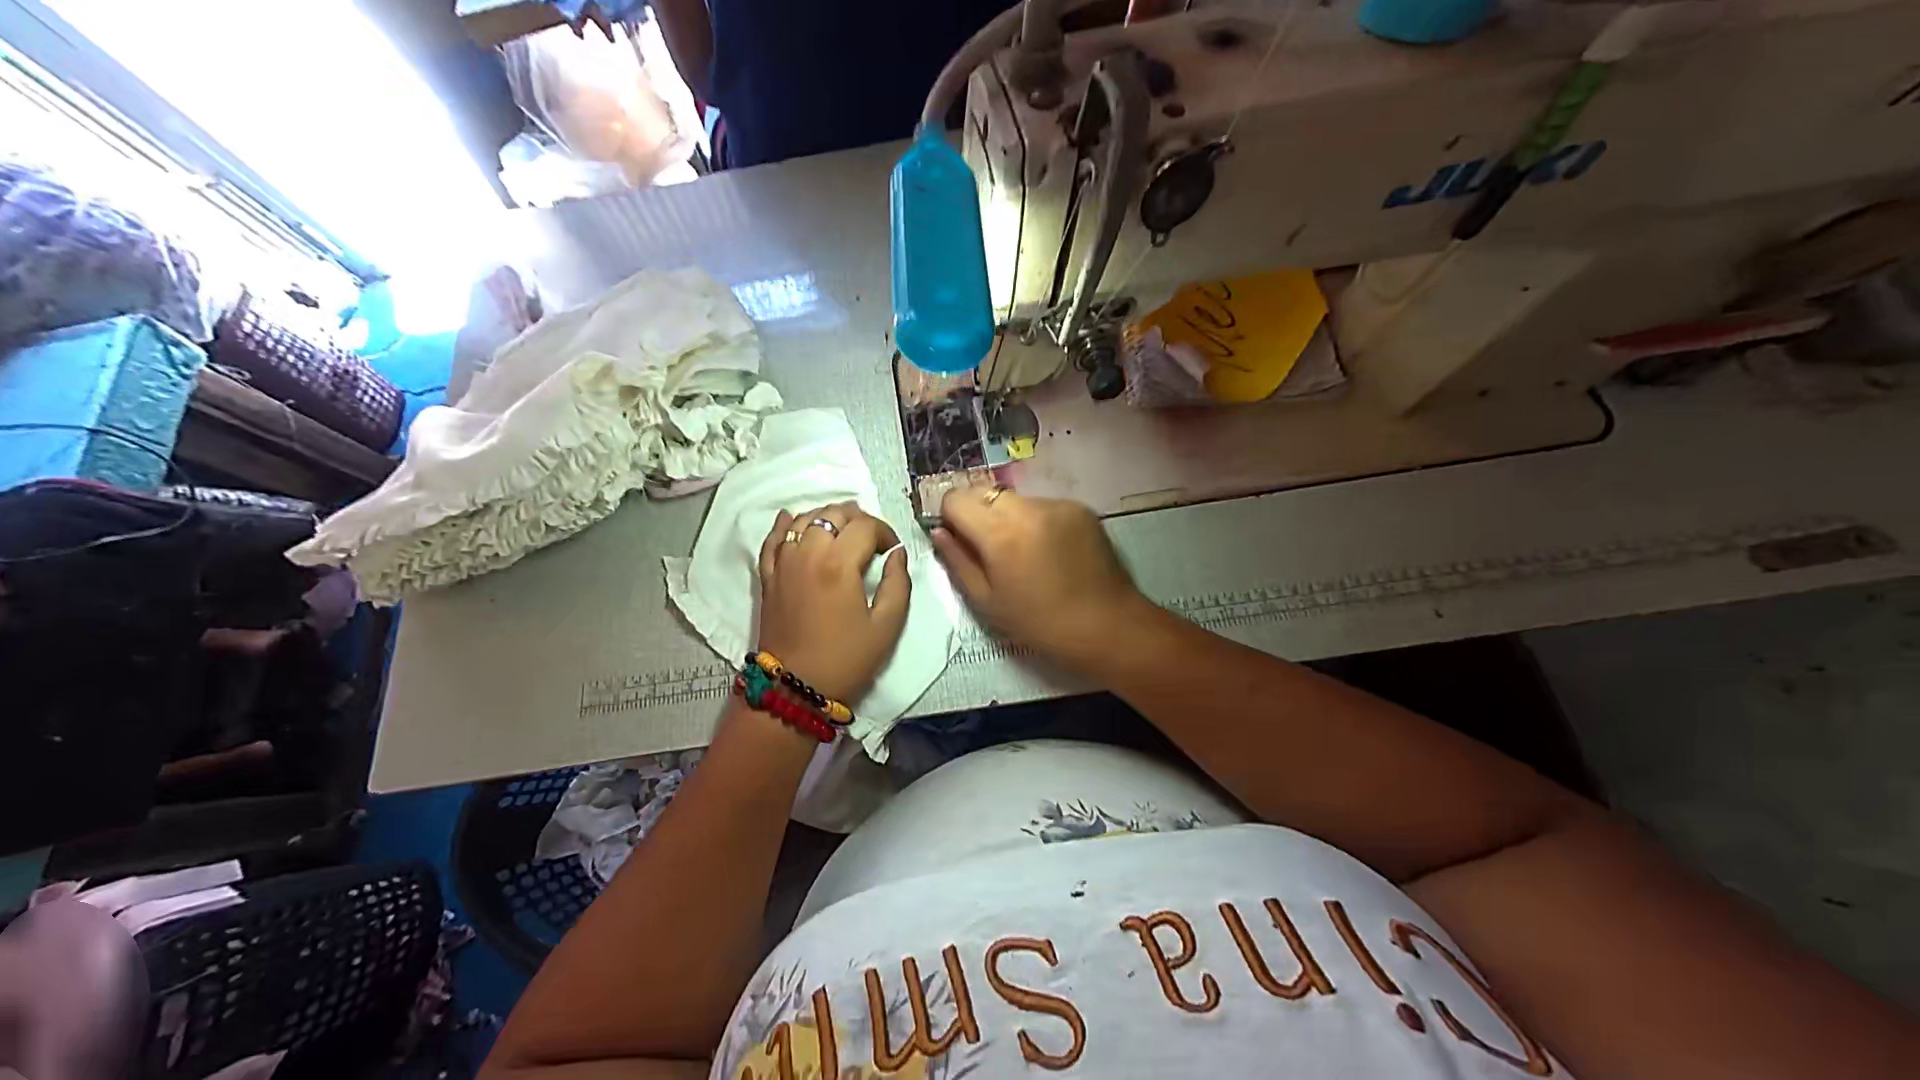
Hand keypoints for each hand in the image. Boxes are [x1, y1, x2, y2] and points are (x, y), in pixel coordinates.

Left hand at [756, 502, 910, 704]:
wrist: (795, 687)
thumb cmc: (846, 659)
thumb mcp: (887, 626)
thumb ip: (898, 584)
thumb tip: (897, 555)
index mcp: (839, 563)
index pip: (865, 526)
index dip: (885, 533)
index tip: (892, 551)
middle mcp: (807, 553)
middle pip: (833, 514)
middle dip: (858, 519)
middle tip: (871, 539)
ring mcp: (783, 563)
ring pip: (803, 519)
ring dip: (826, 518)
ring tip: (843, 531)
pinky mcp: (768, 576)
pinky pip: (773, 539)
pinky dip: (785, 525)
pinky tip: (792, 519)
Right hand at [931, 488, 1151, 667]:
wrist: (1107, 627)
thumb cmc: (1040, 623)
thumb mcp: (987, 601)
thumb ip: (957, 561)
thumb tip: (939, 532)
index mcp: (1000, 533)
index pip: (955, 498)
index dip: (950, 516)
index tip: (957, 539)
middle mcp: (1028, 508)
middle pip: (983, 491)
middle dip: (976, 513)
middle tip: (987, 549)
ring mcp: (1057, 504)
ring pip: (1014, 498)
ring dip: (1006, 517)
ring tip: (1022, 554)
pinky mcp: (1080, 508)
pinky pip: (1042, 506)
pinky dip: (1035, 521)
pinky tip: (1048, 552)